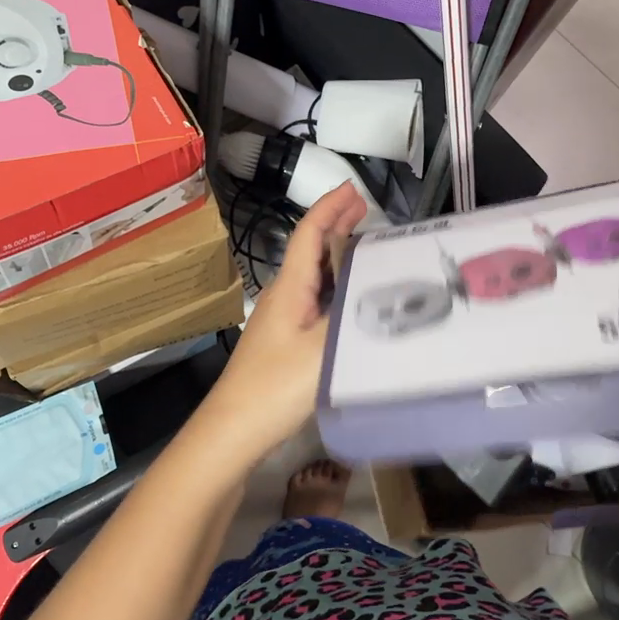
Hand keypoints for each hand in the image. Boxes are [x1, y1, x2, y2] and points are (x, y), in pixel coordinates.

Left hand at [196, 181, 369, 467]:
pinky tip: (351, 300)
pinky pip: (313, 300)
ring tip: (365, 245)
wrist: (233, 432)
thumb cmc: (276, 387)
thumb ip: (355, 320)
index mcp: (290, 288)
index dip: (330, 208)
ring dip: (336, 255)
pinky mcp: (283, 343)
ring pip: (312, 276)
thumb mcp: (324, 351)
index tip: (352, 188)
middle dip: (335, 225)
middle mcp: (283, 296)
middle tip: (365, 208)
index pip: (309, 234)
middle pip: (309, 250)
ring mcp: (281, 320)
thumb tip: (385, 296)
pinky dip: (334, 286)